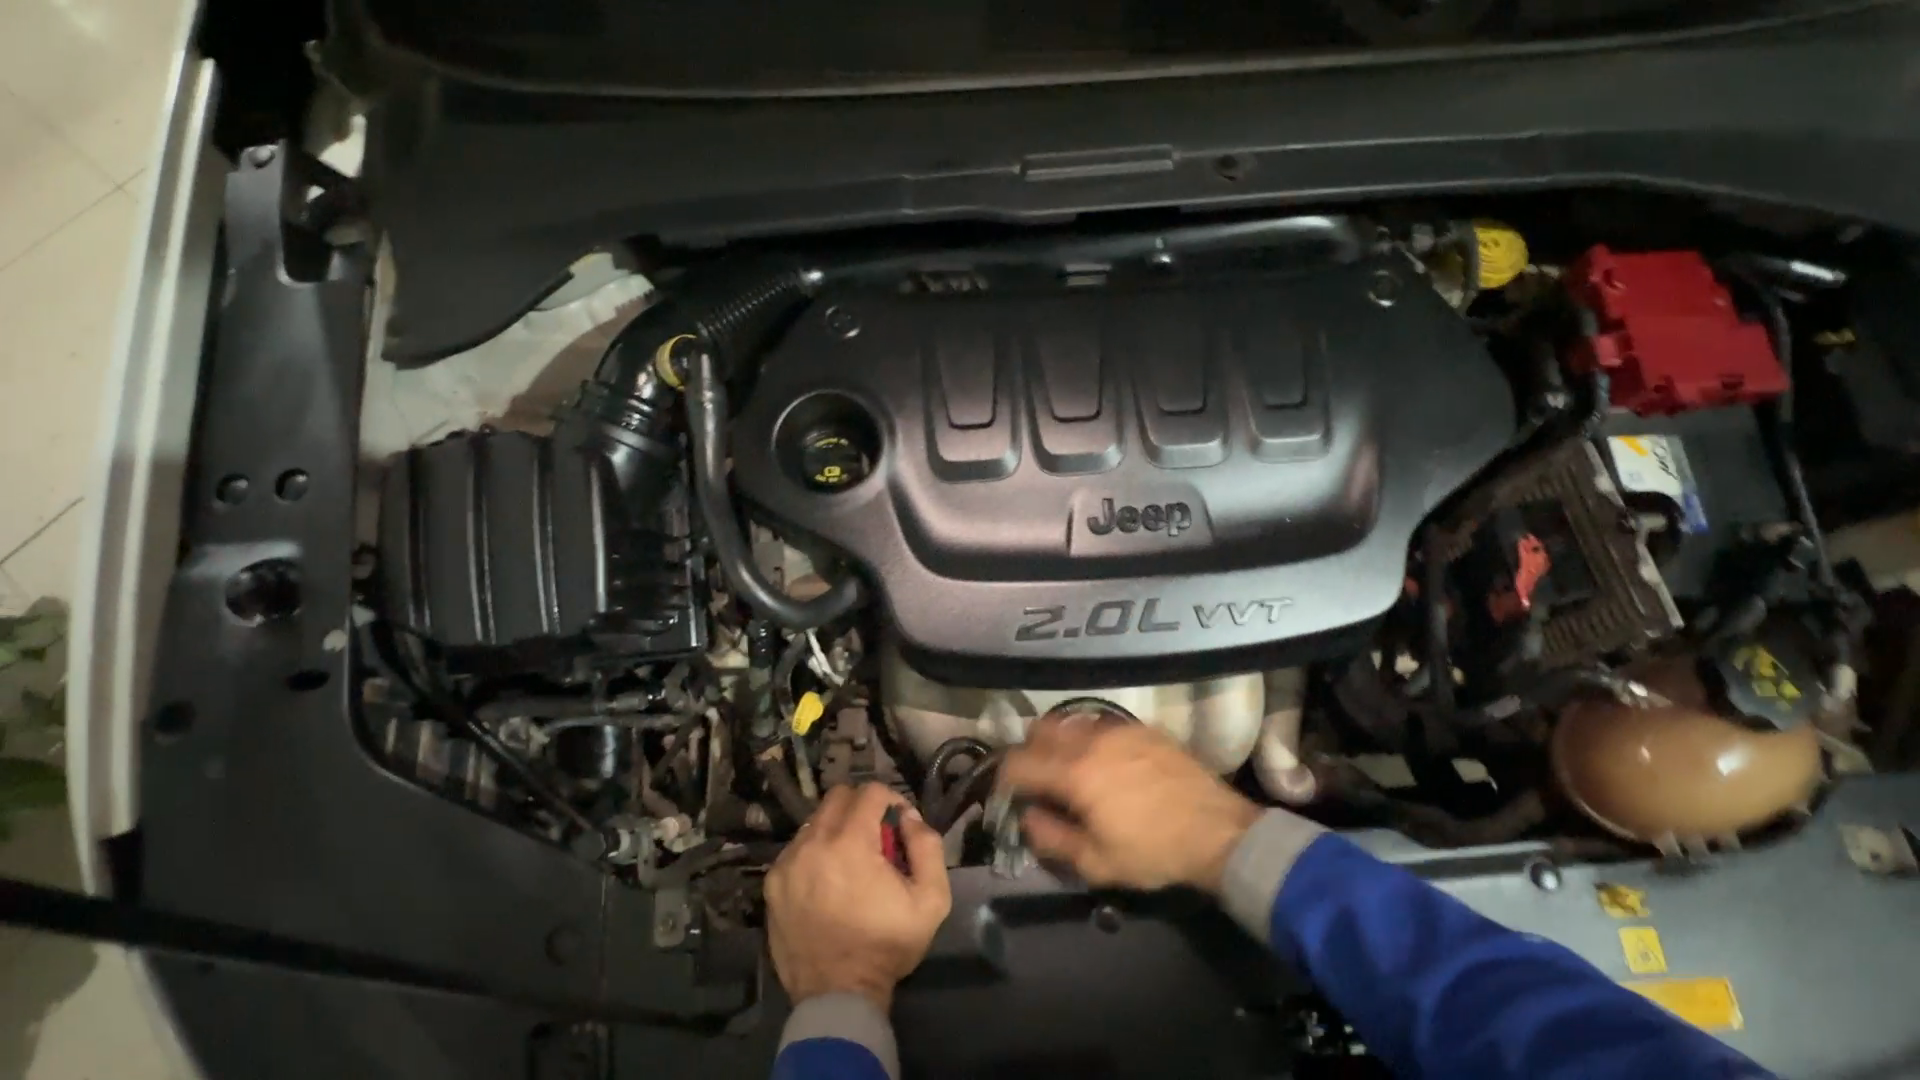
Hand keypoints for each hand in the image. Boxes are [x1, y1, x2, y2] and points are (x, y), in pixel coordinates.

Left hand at [766, 783, 951, 1011]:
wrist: (837, 995)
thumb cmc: (886, 946)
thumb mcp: (931, 900)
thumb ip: (927, 846)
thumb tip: (909, 817)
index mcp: (850, 843)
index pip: (870, 791)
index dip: (891, 799)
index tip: (900, 822)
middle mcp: (812, 843)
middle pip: (837, 796)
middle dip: (862, 806)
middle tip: (876, 836)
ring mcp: (787, 863)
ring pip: (815, 821)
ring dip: (836, 828)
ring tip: (851, 860)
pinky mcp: (772, 884)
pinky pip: (796, 848)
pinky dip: (815, 851)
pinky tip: (827, 880)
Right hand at [998, 719, 1262, 892]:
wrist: (1219, 833)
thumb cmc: (1154, 852)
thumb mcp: (1097, 863)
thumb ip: (1052, 838)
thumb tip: (1027, 817)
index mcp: (1074, 774)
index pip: (1019, 763)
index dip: (1004, 777)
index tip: (1007, 793)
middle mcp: (1091, 741)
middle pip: (1040, 730)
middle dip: (1029, 751)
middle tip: (1035, 778)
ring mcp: (1119, 730)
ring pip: (1071, 722)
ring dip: (1058, 741)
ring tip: (1067, 767)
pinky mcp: (1143, 729)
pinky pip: (1101, 723)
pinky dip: (1090, 737)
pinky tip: (1103, 761)